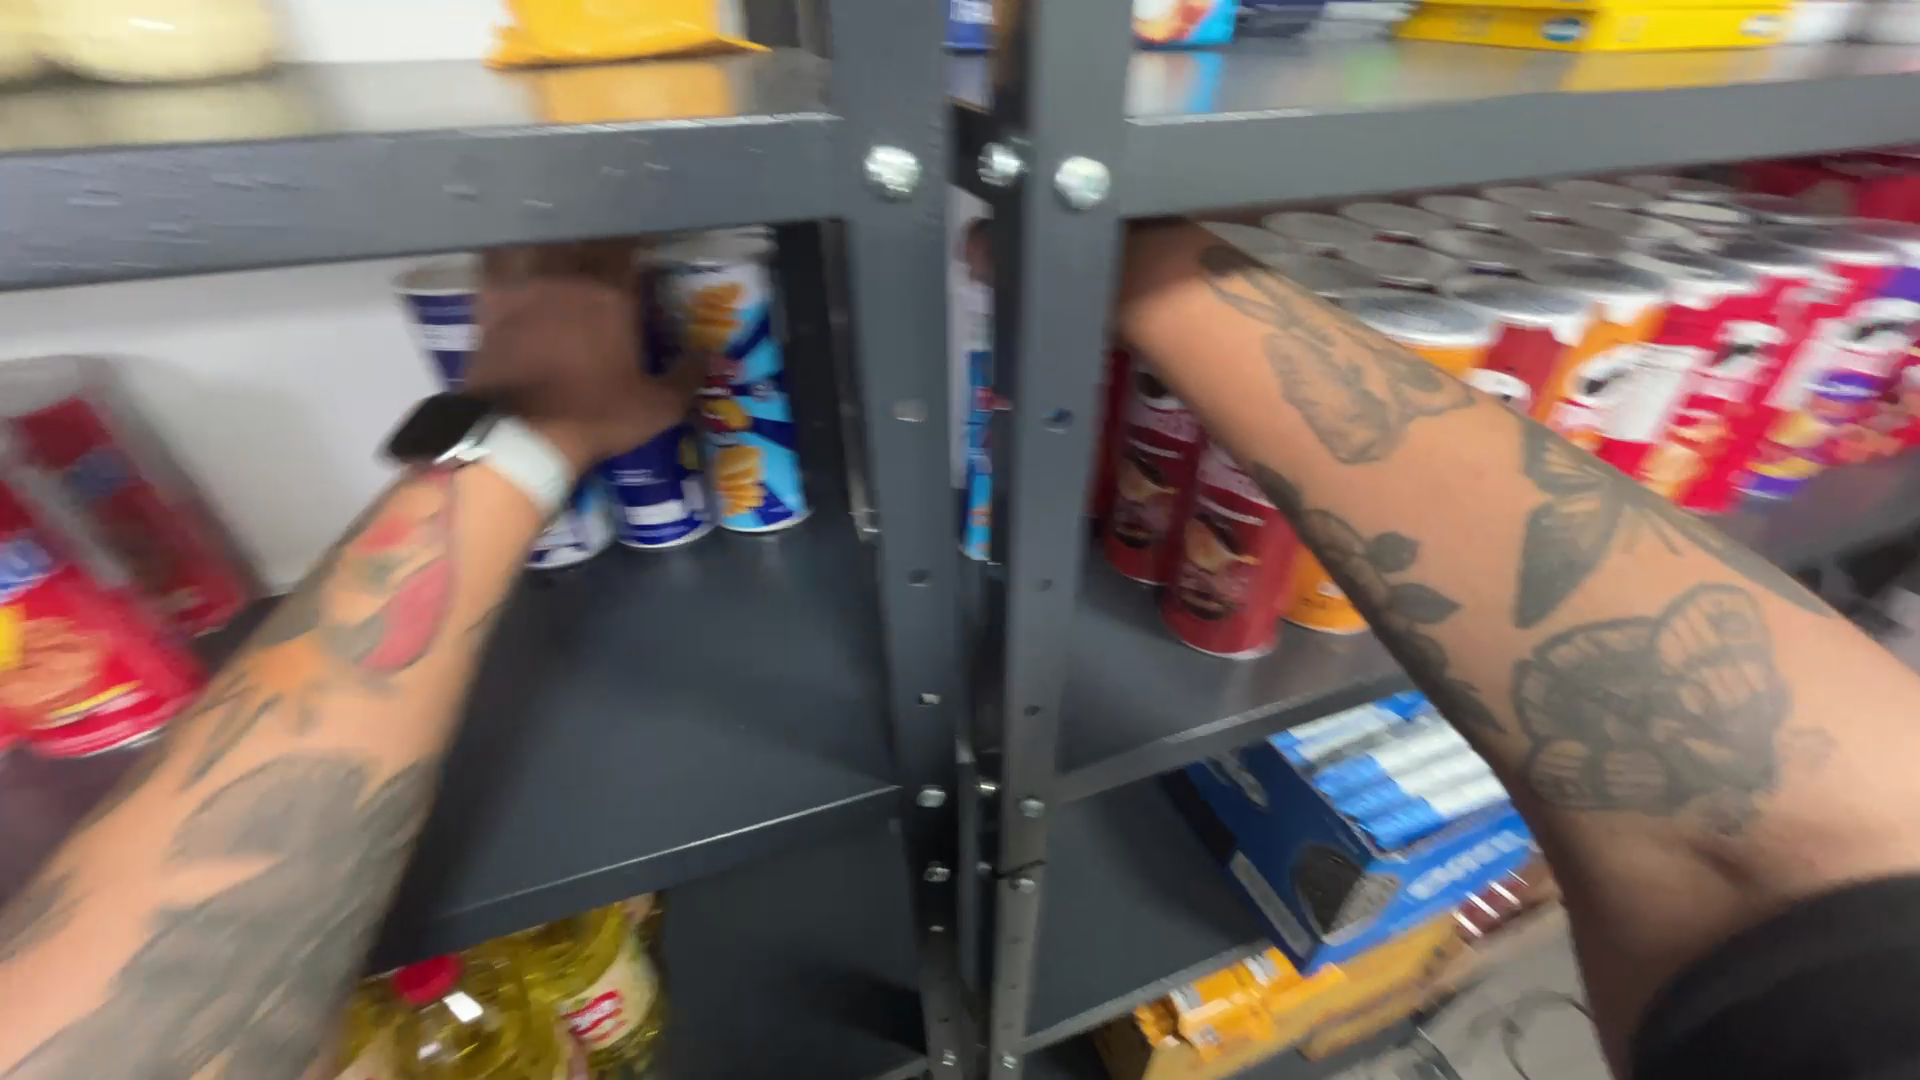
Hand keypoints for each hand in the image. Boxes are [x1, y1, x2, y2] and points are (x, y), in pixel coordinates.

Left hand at [469, 240, 703, 473]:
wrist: (522, 433)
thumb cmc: (598, 416)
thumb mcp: (658, 407)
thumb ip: (687, 377)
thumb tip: (709, 355)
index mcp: (612, 297)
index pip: (629, 252)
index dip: (639, 244)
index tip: (646, 247)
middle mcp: (567, 279)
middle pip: (583, 240)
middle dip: (598, 238)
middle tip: (606, 244)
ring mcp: (523, 287)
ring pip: (538, 241)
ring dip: (553, 238)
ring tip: (561, 242)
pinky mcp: (488, 303)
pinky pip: (496, 262)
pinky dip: (508, 253)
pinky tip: (513, 255)